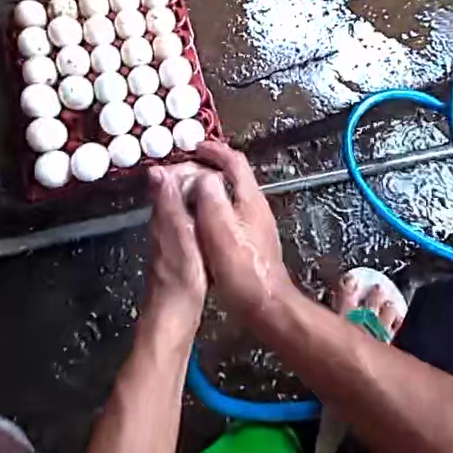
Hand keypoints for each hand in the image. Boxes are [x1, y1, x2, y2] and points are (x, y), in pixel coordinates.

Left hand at [143, 163, 210, 341]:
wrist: (175, 316)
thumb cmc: (180, 276)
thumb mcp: (178, 235)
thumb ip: (168, 204)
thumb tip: (156, 170)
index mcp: (162, 218)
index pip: (168, 180)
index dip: (185, 167)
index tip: (206, 158)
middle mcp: (163, 225)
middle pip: (175, 192)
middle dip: (192, 177)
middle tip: (217, 169)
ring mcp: (172, 239)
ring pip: (182, 207)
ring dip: (196, 194)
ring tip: (218, 186)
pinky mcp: (182, 252)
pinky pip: (190, 222)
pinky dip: (200, 213)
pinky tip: (213, 216)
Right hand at [181, 143, 298, 327]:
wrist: (266, 304)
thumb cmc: (242, 269)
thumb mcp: (220, 229)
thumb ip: (210, 198)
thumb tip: (201, 175)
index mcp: (250, 199)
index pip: (234, 161)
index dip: (214, 150)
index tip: (193, 147)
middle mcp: (257, 206)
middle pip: (235, 175)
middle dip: (211, 165)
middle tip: (186, 166)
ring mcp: (256, 223)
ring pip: (232, 193)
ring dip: (211, 185)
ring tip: (188, 188)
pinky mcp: (252, 240)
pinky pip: (231, 210)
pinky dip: (214, 204)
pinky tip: (199, 217)